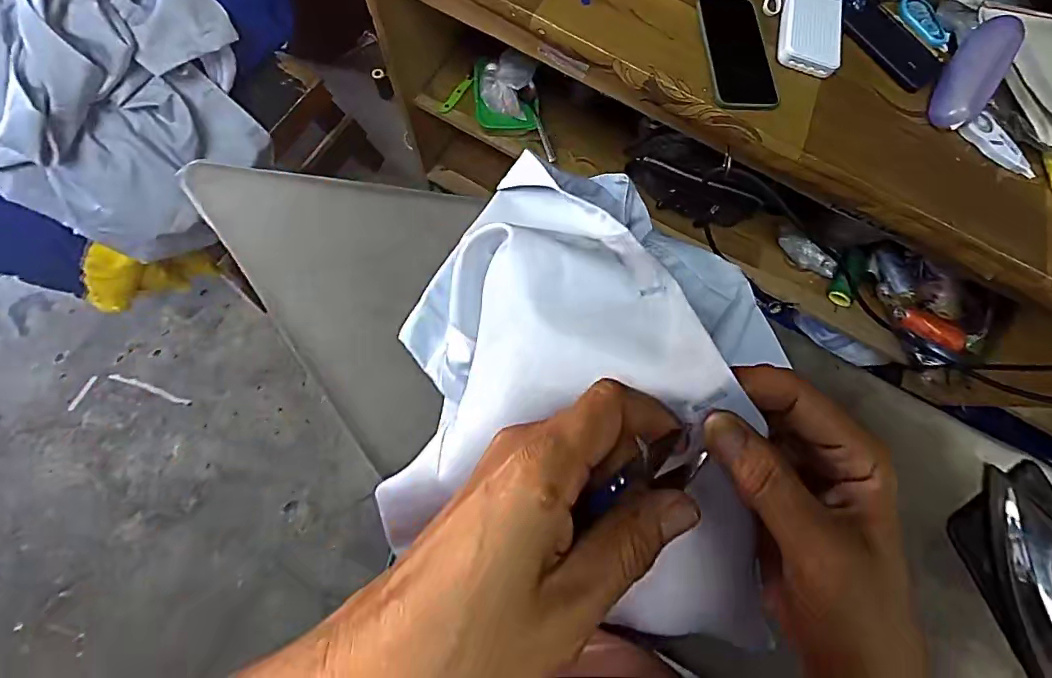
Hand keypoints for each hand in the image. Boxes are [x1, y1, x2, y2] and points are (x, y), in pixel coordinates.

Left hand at [242, 379, 700, 677]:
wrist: (371, 673)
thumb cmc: (465, 646)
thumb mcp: (570, 604)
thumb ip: (634, 541)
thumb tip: (680, 503)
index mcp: (541, 462)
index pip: (614, 401)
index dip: (655, 420)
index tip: (676, 461)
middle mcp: (516, 449)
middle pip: (596, 422)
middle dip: (633, 460)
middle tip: (646, 518)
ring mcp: (497, 467)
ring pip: (574, 447)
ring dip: (605, 482)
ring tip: (606, 544)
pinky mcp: (486, 491)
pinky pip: (548, 468)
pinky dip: (576, 493)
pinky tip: (571, 549)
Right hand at [708, 366, 928, 677]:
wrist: (855, 670)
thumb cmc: (856, 607)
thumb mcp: (814, 543)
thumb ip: (768, 482)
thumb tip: (719, 422)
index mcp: (856, 451)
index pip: (803, 399)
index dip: (758, 385)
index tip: (710, 383)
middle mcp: (830, 453)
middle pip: (779, 412)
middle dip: (736, 405)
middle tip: (686, 405)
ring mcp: (803, 477)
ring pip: (759, 437)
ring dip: (725, 432)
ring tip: (682, 426)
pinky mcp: (778, 501)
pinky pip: (747, 468)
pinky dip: (722, 462)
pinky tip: (694, 458)